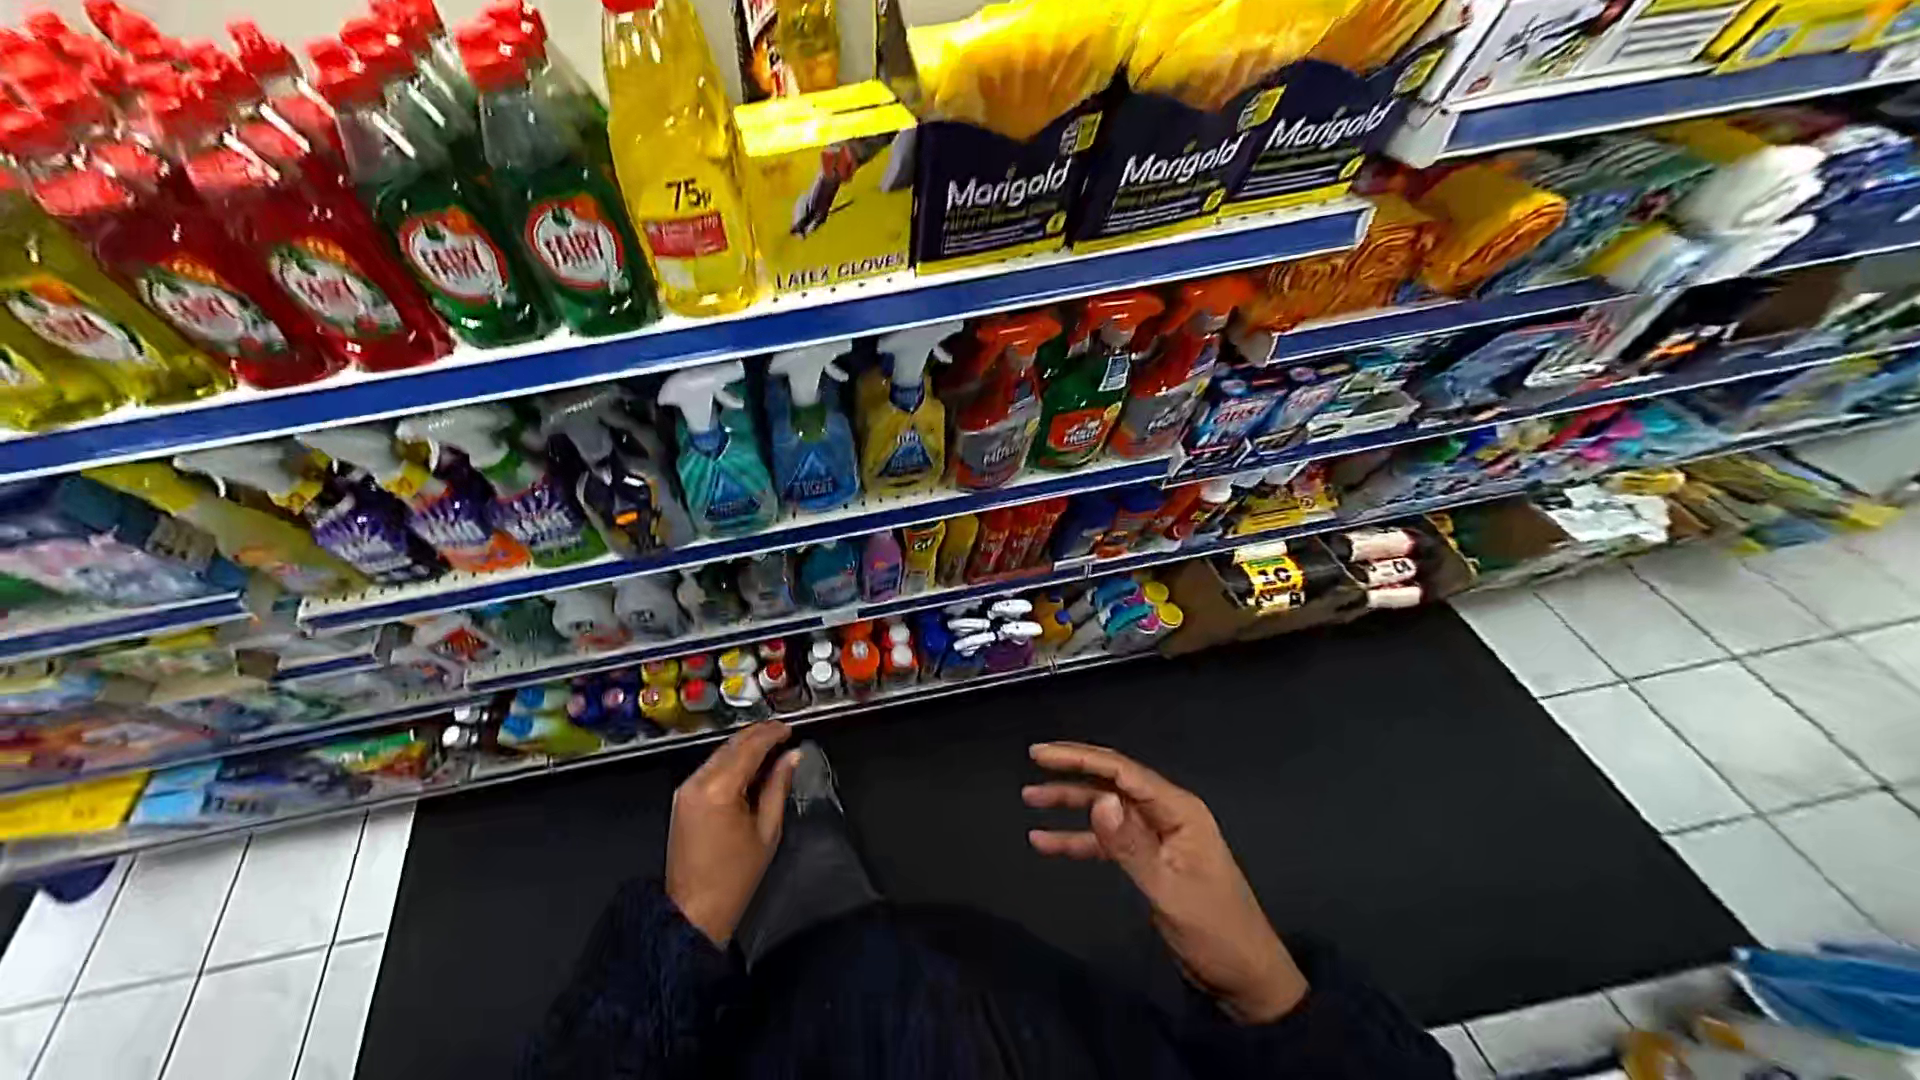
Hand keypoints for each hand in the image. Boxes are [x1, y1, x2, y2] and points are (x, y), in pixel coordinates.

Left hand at [666, 722, 800, 946]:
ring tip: (771, 746)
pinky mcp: (682, 798)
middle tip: (783, 732)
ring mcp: (686, 789)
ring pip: (720, 752)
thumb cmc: (733, 878)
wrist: (694, 910)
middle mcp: (697, 783)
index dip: (772, 733)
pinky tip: (750, 765)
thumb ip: (779, 785)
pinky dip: (732, 760)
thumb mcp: (767, 829)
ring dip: (745, 746)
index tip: (789, 728)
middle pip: (732, 744)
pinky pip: (711, 767)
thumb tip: (791, 757)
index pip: (749, 746)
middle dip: (759, 734)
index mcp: (719, 789)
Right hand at [1024, 741, 1307, 1023]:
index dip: (1080, 758)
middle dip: (1072, 769)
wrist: (1245, 979)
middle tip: (1034, 758)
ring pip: (1105, 809)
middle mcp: (1166, 813)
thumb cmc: (1214, 931)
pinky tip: (1045, 842)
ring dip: (1069, 803)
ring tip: (1030, 797)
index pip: (1122, 772)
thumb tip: (1098, 799)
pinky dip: (1078, 840)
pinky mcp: (1148, 859)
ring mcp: (1156, 835)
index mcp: (1178, 810)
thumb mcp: (1168, 889)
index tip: (1041, 754)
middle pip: (1112, 781)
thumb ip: (1130, 844)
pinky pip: (1106, 841)